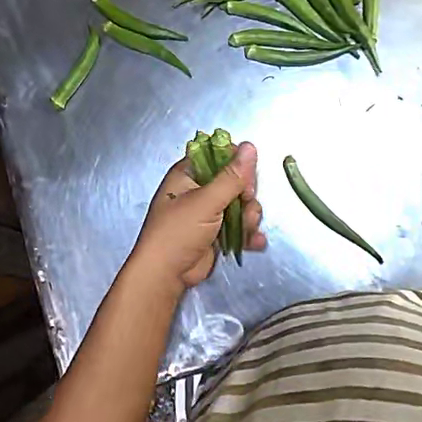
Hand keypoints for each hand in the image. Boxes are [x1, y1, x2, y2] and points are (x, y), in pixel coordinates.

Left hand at [126, 142, 265, 290]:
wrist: (165, 275)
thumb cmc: (178, 232)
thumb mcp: (206, 202)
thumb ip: (231, 176)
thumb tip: (249, 147)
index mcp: (188, 175)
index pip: (218, 156)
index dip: (235, 164)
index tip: (244, 176)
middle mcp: (199, 190)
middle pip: (235, 182)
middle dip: (246, 195)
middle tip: (244, 204)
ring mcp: (208, 213)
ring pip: (241, 205)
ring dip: (249, 217)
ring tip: (247, 229)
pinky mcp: (216, 234)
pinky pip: (239, 227)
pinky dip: (248, 234)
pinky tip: (255, 241)